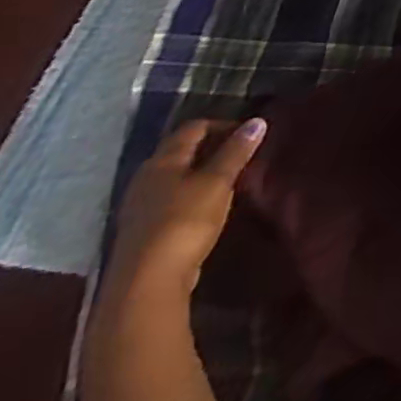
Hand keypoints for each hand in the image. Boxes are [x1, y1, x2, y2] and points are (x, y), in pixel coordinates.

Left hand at [104, 118, 265, 300]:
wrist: (149, 279)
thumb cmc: (185, 221)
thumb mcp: (217, 182)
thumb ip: (236, 152)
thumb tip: (258, 121)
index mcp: (163, 160)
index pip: (193, 128)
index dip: (223, 124)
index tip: (251, 134)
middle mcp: (147, 176)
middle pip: (183, 149)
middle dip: (215, 146)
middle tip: (246, 154)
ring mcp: (143, 202)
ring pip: (178, 174)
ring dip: (205, 170)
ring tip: (235, 177)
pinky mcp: (147, 225)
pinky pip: (174, 195)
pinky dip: (195, 190)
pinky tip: (212, 203)